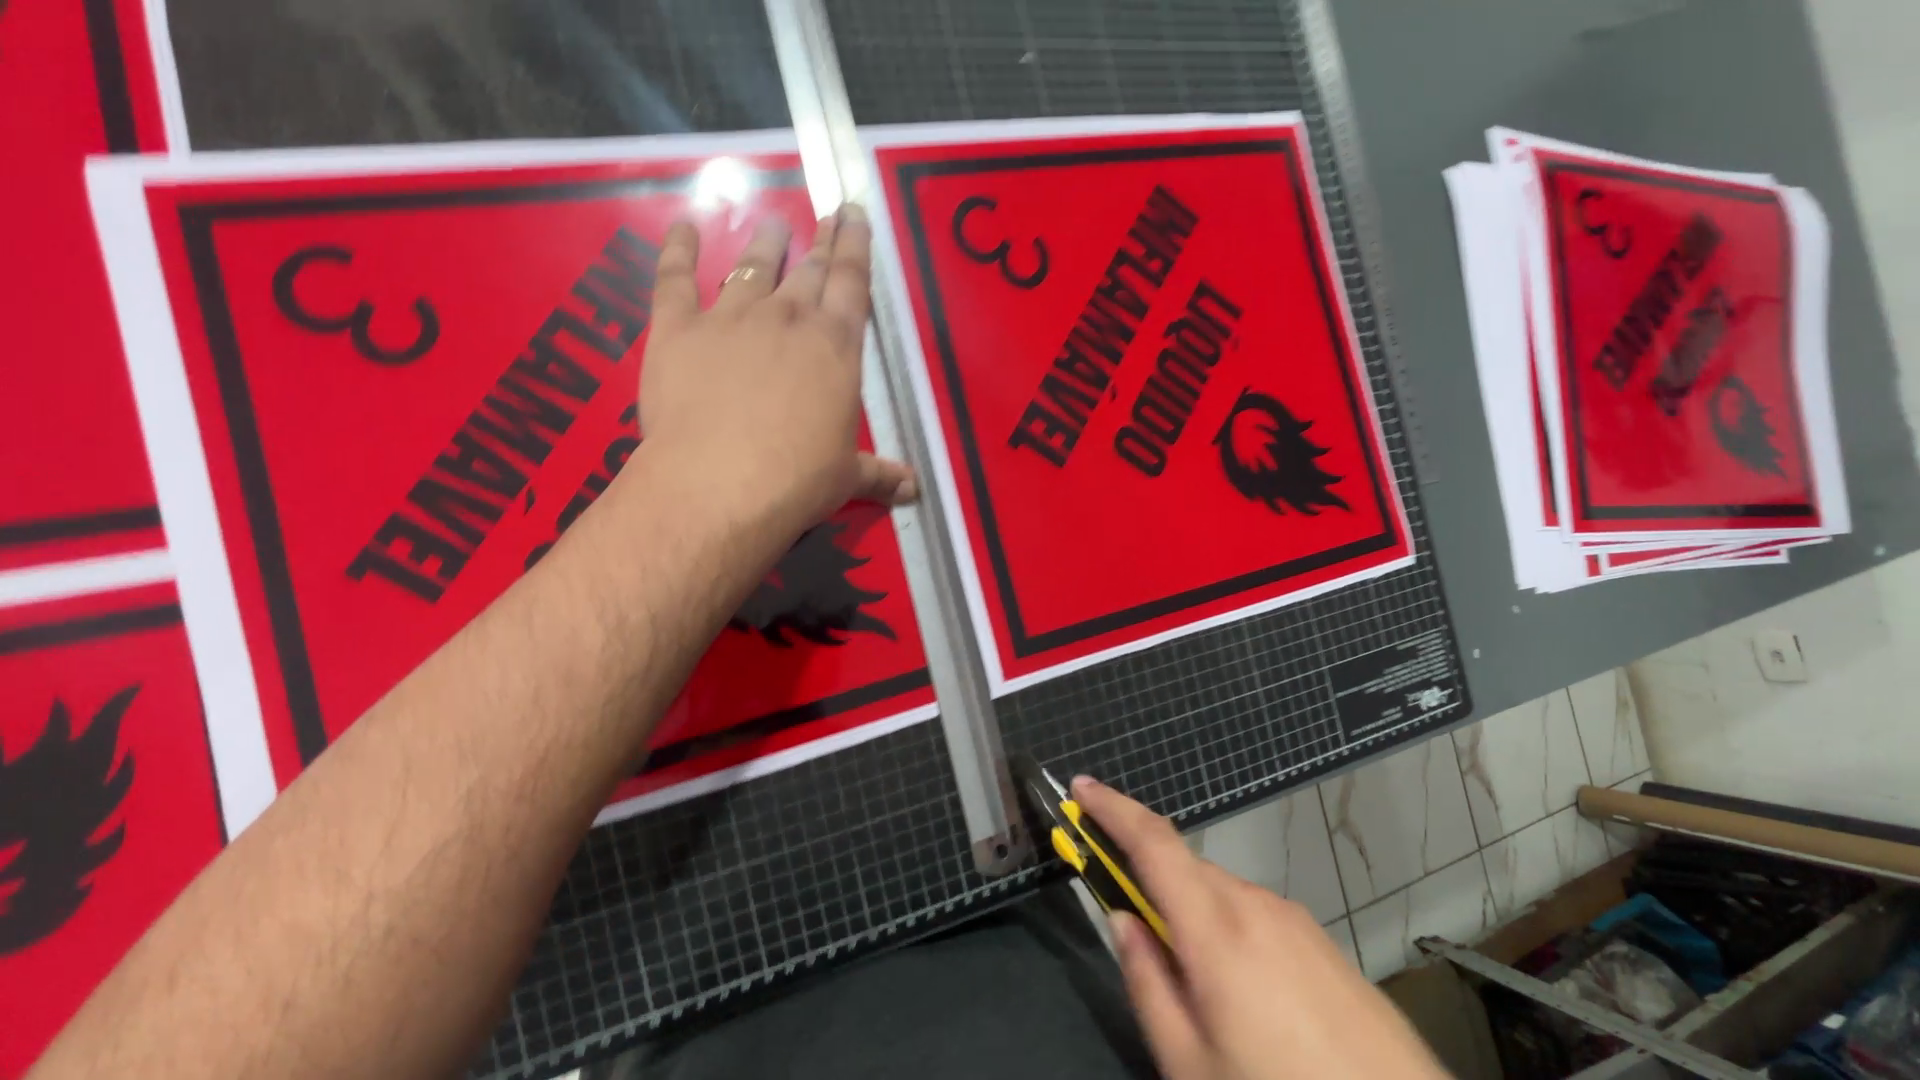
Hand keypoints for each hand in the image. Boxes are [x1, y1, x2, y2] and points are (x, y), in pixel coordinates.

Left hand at [639, 205, 914, 536]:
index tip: (854, 215)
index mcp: (835, 346)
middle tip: (825, 216)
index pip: (851, 282)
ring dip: (764, 242)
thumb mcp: (846, 478)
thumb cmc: (796, 480)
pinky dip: (678, 248)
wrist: (719, 483)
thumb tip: (913, 489)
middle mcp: (787, 318)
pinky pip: (675, 277)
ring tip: (772, 224)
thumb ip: (879, 475)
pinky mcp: (678, 328)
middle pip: (808, 269)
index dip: (855, 245)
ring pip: (751, 266)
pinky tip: (683, 226)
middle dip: (820, 241)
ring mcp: (730, 317)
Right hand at [1072, 777, 1447, 1079]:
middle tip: (1136, 935)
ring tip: (1199, 993)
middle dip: (1150, 885)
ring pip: (1220, 895)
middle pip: (1185, 870)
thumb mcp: (1188, 1060)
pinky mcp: (1321, 941)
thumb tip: (1124, 922)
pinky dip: (1228, 931)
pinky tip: (1246, 998)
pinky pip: (1255, 916)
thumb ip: (1147, 982)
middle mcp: (1256, 905)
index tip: (1080, 788)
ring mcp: (1295, 920)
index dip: (1112, 809)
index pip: (1153, 844)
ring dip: (1191, 916)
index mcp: (1216, 929)